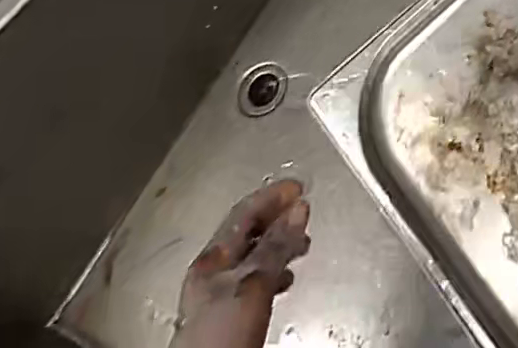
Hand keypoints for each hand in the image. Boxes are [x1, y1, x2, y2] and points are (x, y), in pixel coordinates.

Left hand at [170, 179, 311, 347]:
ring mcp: (218, 294)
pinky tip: (285, 277)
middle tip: (305, 210)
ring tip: (302, 244)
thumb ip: (276, 245)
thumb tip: (299, 207)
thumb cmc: (223, 331)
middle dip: (279, 218)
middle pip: (248, 232)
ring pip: (254, 254)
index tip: (300, 186)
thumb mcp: (255, 282)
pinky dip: (276, 268)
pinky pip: (256, 276)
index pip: (243, 213)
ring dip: (280, 243)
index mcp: (212, 260)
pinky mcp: (229, 313)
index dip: (272, 195)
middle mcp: (212, 273)